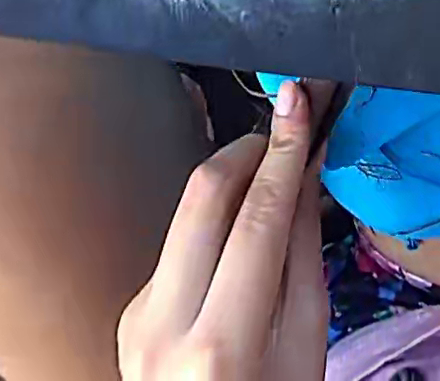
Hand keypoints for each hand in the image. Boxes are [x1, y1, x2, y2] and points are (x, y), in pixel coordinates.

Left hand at [119, 80, 327, 380]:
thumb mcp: (306, 339)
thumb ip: (302, 245)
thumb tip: (305, 165)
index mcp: (222, 341)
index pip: (258, 215)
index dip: (284, 147)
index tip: (298, 98)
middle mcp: (165, 322)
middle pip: (206, 192)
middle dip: (250, 145)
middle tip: (285, 132)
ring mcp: (139, 313)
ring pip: (189, 205)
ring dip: (235, 175)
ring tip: (272, 173)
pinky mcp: (132, 304)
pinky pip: (182, 235)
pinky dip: (219, 215)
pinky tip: (242, 230)